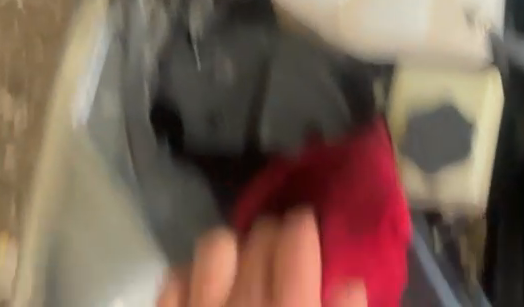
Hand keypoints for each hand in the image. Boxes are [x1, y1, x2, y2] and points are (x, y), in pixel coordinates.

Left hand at [157, 211, 365, 306]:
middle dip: (275, 233)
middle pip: (261, 233)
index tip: (307, 230)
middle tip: (282, 249)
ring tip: (242, 265)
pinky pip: (172, 278)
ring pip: (215, 245)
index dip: (304, 224)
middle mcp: (244, 301)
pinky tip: (203, 292)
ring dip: (232, 250)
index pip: (297, 234)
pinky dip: (189, 280)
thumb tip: (351, 281)